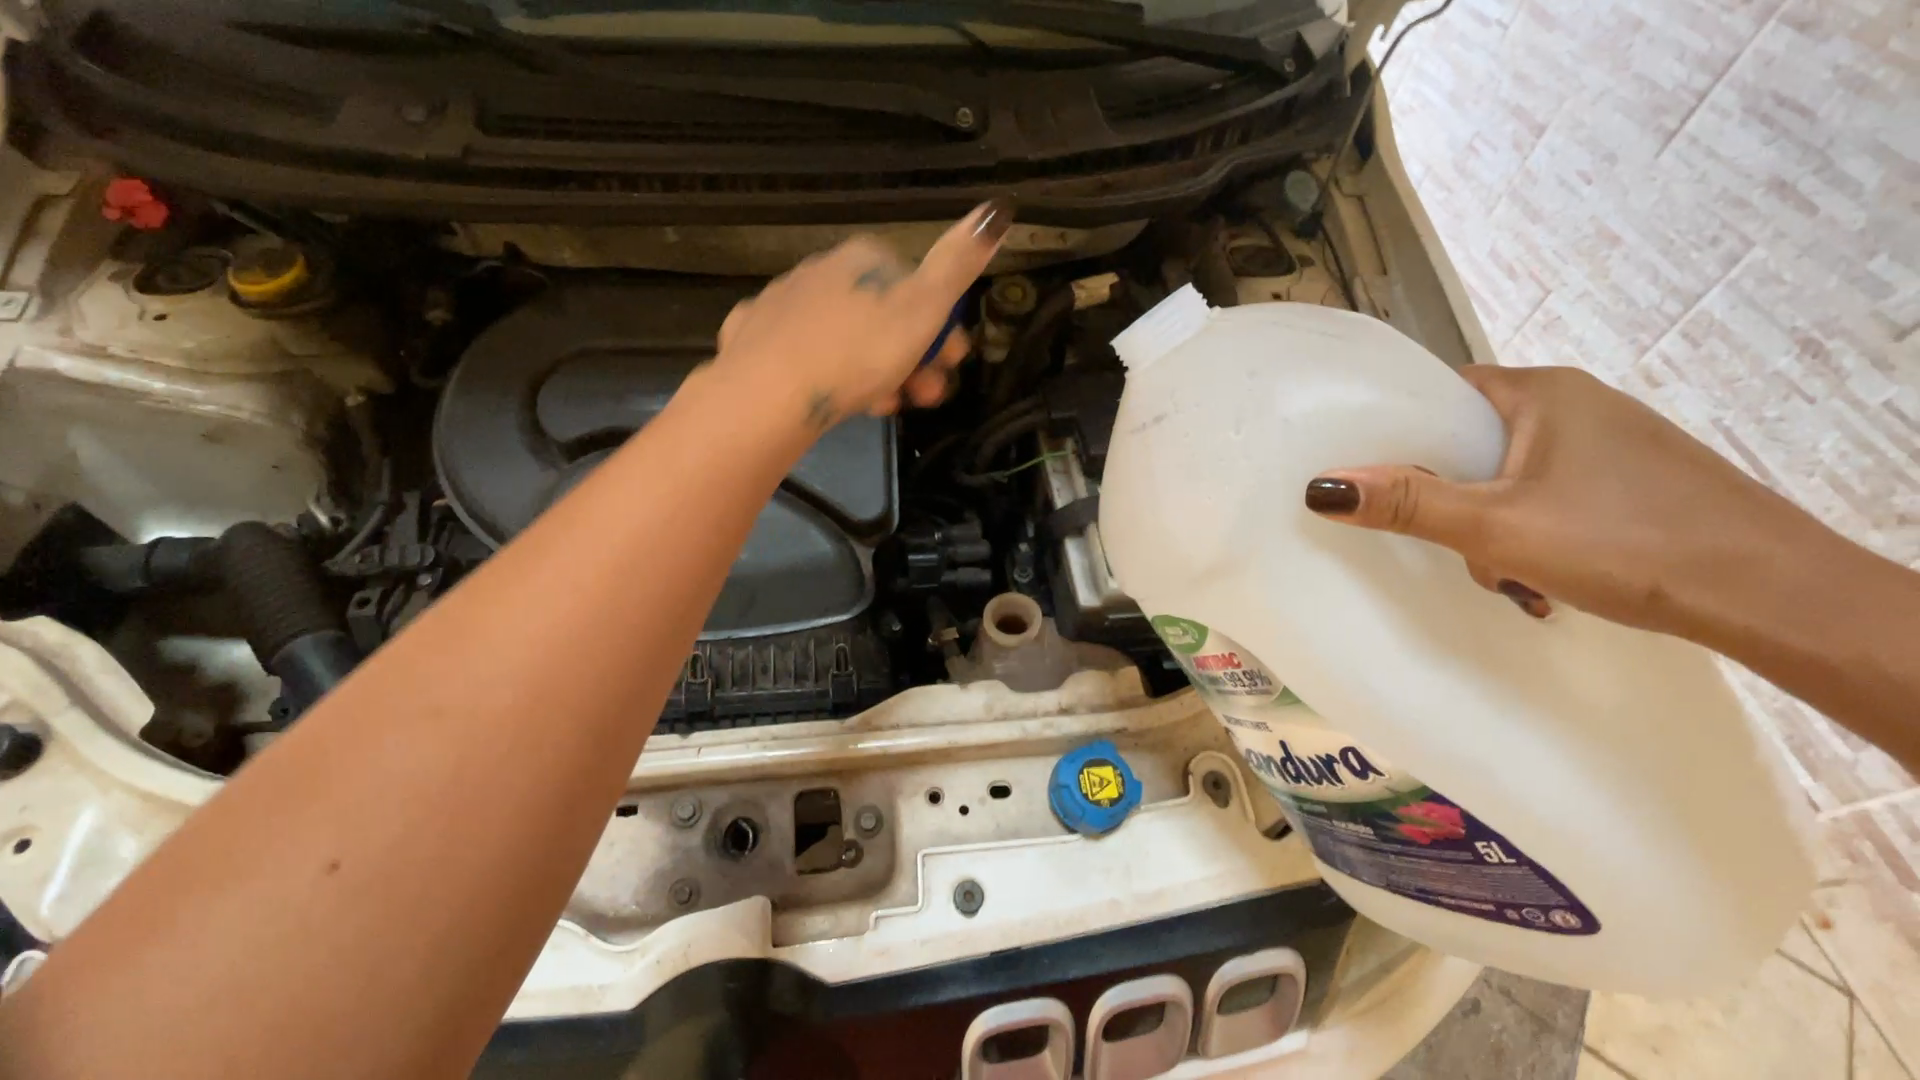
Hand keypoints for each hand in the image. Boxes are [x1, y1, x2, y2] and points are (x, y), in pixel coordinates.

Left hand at [710, 200, 1012, 428]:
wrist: (772, 390)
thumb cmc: (861, 350)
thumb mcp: (926, 307)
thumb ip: (960, 261)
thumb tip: (999, 206)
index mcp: (866, 257)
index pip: (917, 287)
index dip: (941, 330)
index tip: (948, 367)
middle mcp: (823, 267)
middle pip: (882, 315)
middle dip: (909, 358)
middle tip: (919, 398)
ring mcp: (783, 299)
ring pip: (844, 336)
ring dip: (871, 372)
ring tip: (878, 406)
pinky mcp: (753, 332)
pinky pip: (798, 350)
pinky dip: (819, 371)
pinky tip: (826, 394)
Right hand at [1301, 365, 1834, 637]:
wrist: (1772, 593)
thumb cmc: (1623, 540)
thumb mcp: (1496, 526)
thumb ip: (1408, 503)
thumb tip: (1322, 486)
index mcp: (1542, 392)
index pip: (1444, 392)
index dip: (1401, 429)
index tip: (1371, 473)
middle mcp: (1578, 404)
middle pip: (1473, 440)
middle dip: (1448, 494)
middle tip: (1443, 540)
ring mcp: (1612, 444)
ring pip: (1512, 476)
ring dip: (1491, 523)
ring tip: (1504, 571)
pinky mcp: (1635, 482)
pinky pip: (1552, 496)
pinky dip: (1532, 531)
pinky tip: (1542, 573)